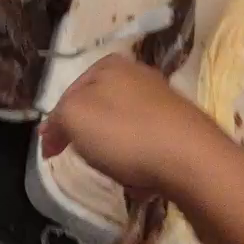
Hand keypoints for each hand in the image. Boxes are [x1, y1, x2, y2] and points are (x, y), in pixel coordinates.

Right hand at [40, 53, 229, 196]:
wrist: (193, 161)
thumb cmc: (125, 133)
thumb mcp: (73, 118)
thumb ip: (57, 120)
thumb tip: (52, 131)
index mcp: (109, 65)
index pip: (69, 93)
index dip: (57, 124)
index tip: (51, 152)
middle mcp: (138, 76)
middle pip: (97, 110)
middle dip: (88, 136)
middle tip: (85, 159)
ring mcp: (164, 101)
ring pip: (123, 129)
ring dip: (115, 152)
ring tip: (119, 172)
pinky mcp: (183, 127)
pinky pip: (148, 146)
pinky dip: (141, 162)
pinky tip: (143, 178)